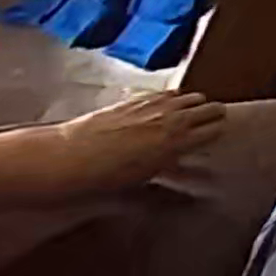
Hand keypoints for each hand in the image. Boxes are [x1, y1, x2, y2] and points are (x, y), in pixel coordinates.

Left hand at [14, 91, 226, 199]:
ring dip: (195, 106)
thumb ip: (165, 168)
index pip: (215, 128)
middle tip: (207, 126)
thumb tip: (183, 167)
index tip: (215, 139)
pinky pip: (170, 93)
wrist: (57, 159)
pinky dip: (174, 99)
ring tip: (186, 117)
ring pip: (194, 97)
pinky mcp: (141, 96)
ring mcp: (157, 104)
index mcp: (175, 142)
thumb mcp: (134, 182)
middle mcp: (173, 118)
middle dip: (213, 116)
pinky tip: (162, 110)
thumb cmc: (93, 180)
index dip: (217, 134)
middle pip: (211, 108)